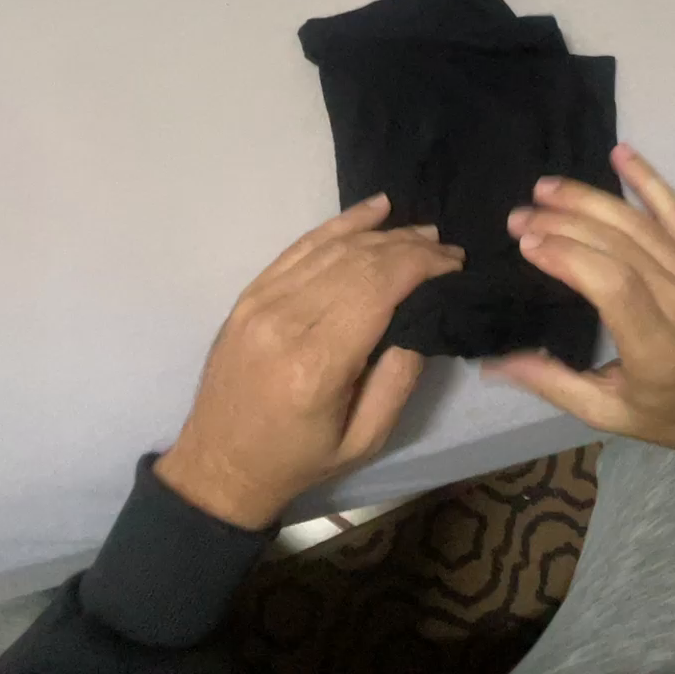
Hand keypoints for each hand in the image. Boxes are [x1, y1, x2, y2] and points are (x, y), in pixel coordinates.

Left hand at [154, 194, 462, 528]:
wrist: (218, 466)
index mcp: (317, 364)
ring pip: (334, 246)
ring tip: (423, 233)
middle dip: (411, 247)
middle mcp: (285, 322)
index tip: (455, 264)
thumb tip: (426, 315)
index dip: (422, 264)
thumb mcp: (366, 438)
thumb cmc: (300, 459)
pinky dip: (343, 223)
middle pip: (360, 261)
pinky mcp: (250, 293)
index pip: (379, 287)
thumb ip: (401, 376)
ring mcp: (261, 302)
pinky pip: (302, 245)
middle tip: (448, 249)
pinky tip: (376, 209)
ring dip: (385, 234)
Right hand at [484, 146, 674, 504]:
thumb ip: (552, 383)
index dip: (567, 255)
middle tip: (519, 215)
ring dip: (589, 199)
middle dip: (563, 222)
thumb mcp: (608, 415)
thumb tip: (492, 362)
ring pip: (640, 222)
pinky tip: (620, 153)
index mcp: (658, 346)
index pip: (611, 283)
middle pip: (619, 245)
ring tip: (546, 187)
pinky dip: (648, 180)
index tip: (526, 242)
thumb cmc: (673, 416)